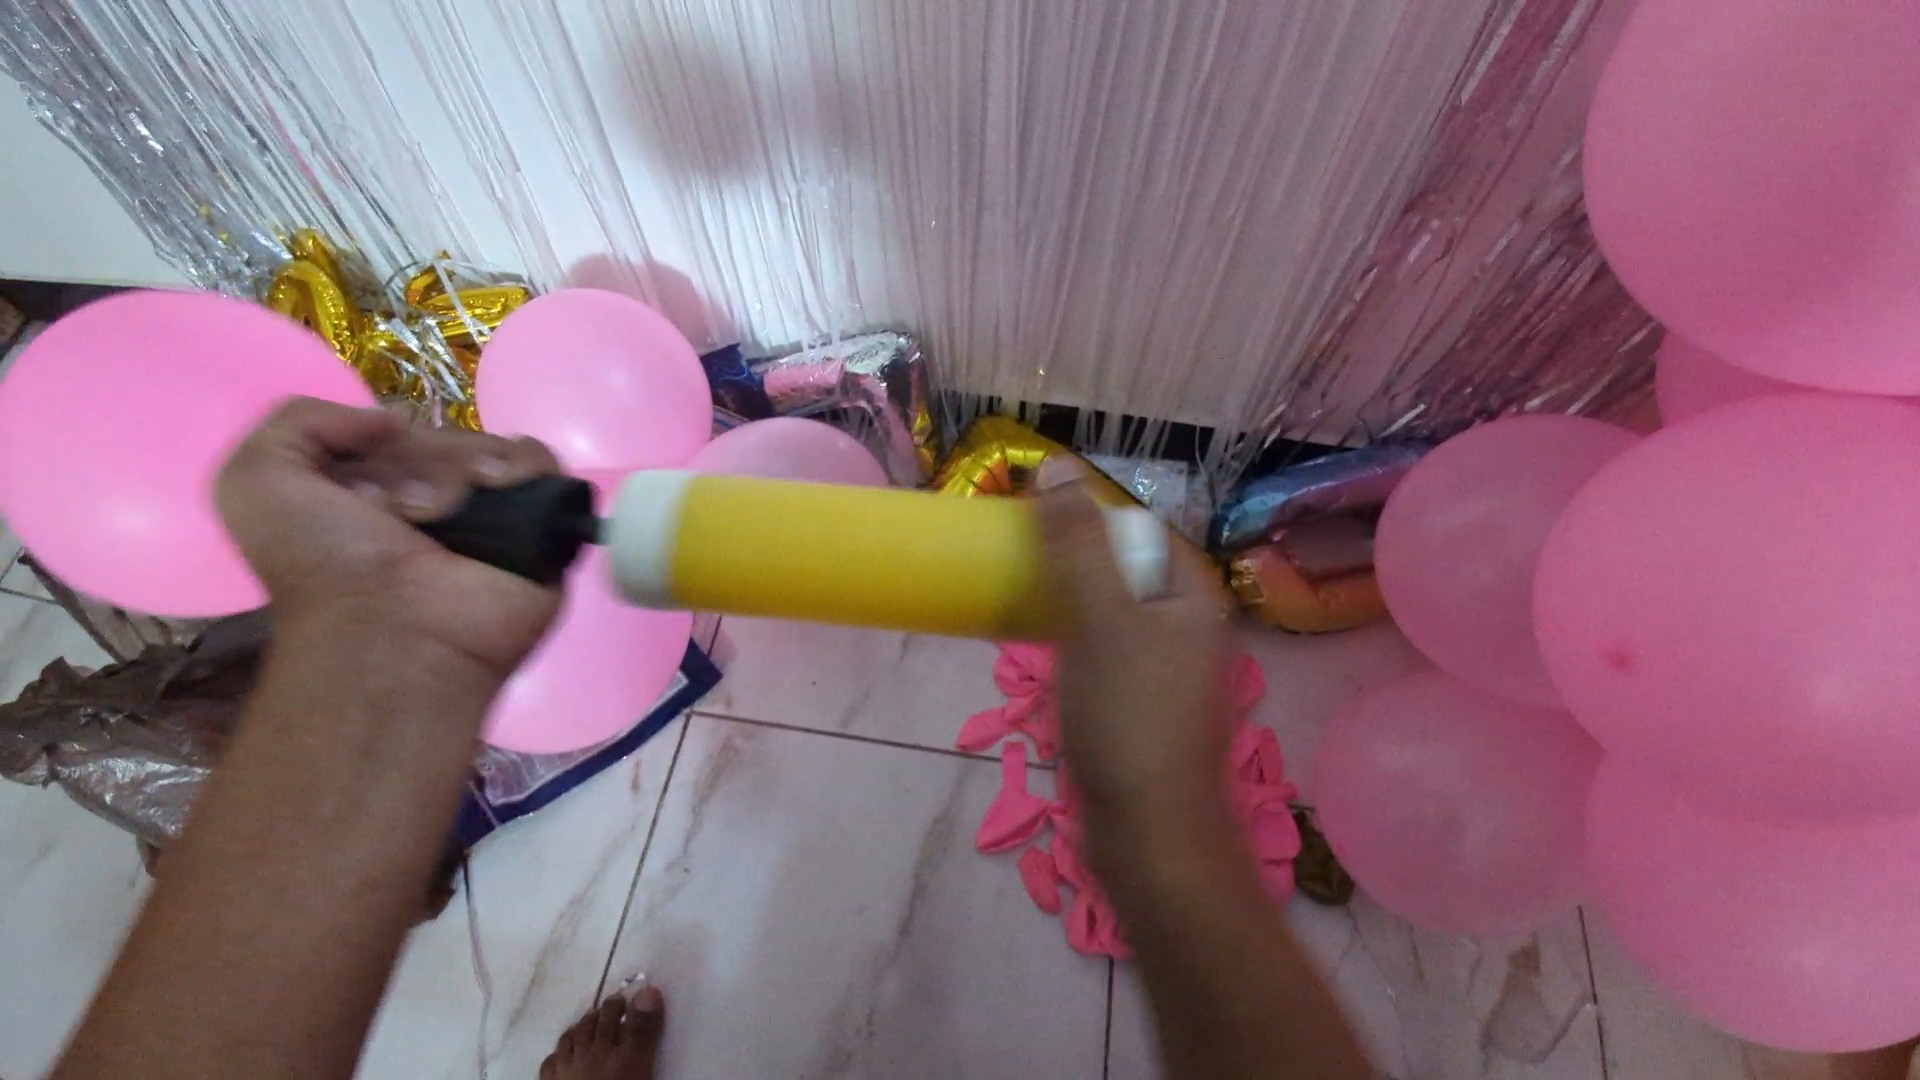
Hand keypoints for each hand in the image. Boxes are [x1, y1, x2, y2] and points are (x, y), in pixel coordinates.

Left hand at [217, 397, 563, 680]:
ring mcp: (501, 518)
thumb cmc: (325, 564)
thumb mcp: (257, 483)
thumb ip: (300, 421)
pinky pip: (550, 472)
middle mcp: (447, 505)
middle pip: (456, 438)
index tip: (367, 486)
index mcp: (385, 495)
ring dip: (475, 462)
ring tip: (461, 504)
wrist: (398, 630)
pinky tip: (500, 491)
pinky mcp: (548, 529)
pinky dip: (527, 467)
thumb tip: (398, 419)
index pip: (406, 433)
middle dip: (429, 458)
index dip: (385, 443)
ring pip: (503, 449)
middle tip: (412, 509)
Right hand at [1037, 482, 1235, 829]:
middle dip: (1068, 556)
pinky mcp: (1137, 702)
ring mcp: (1163, 667)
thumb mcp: (1100, 620)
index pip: (1137, 527)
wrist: (1148, 835)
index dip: (1085, 516)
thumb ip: (1078, 544)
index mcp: (1192, 594)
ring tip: (1015, 593)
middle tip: (1013, 556)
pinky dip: (1067, 637)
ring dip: (1063, 597)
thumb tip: (1055, 470)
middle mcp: (1186, 624)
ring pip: (1106, 609)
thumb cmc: (1129, 719)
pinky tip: (1035, 644)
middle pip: (1120, 567)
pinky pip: (1099, 648)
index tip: (1030, 519)